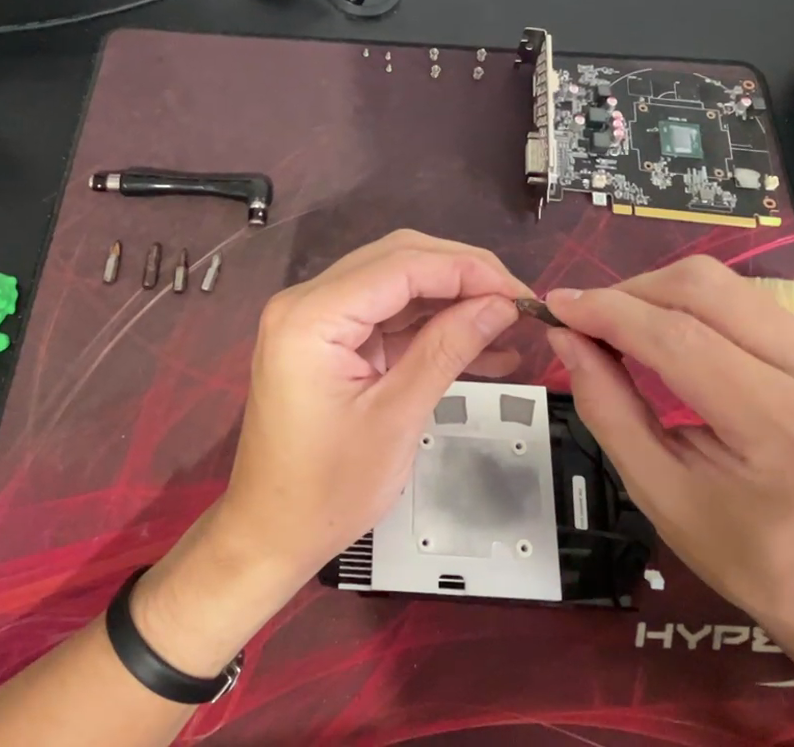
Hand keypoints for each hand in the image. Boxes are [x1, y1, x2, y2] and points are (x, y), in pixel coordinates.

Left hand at [130, 231, 528, 674]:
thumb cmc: (326, 490)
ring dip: (452, 301)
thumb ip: (447, 349)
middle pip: (397, 262)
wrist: (273, 532)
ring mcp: (316, 321)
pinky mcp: (329, 343)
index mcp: (311, 316)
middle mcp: (307, 303)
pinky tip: (480, 345)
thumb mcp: (396, 418)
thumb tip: (500, 305)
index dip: (467, 270)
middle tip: (518, 303)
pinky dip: (431, 328)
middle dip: (462, 277)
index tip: (521, 293)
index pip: (401, 264)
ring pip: (397, 286)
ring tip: (508, 324)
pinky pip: (387, 319)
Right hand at [544, 256, 793, 646]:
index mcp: (785, 429)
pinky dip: (702, 312)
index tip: (555, 305)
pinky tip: (683, 346)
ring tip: (626, 331)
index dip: (608, 312)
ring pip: (728, 286)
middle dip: (632, 292)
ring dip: (662, 297)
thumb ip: (606, 407)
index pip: (679, 339)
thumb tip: (565, 337)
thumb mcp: (656, 491)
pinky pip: (753, 303)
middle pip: (707, 289)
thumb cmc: (741, 548)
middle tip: (588, 319)